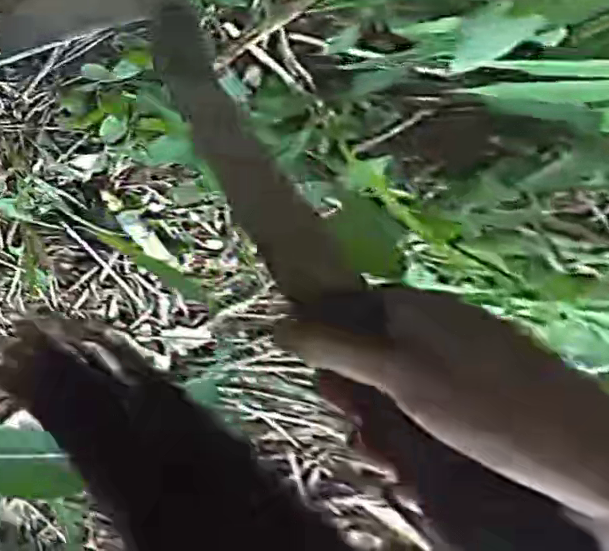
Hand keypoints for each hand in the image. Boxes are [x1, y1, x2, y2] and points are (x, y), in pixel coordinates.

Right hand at [280, 288, 608, 533]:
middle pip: (367, 348)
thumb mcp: (395, 375)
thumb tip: (273, 327)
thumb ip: (327, 345)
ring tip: (384, 459)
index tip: (318, 379)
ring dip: (381, 421)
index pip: (340, 307)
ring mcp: (475, 364)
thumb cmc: (492, 410)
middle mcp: (442, 326)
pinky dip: (419, 432)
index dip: (318, 340)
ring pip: (400, 383)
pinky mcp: (501, 401)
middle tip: (352, 422)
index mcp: (414, 305)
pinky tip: (416, 468)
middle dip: (351, 390)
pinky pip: (438, 405)